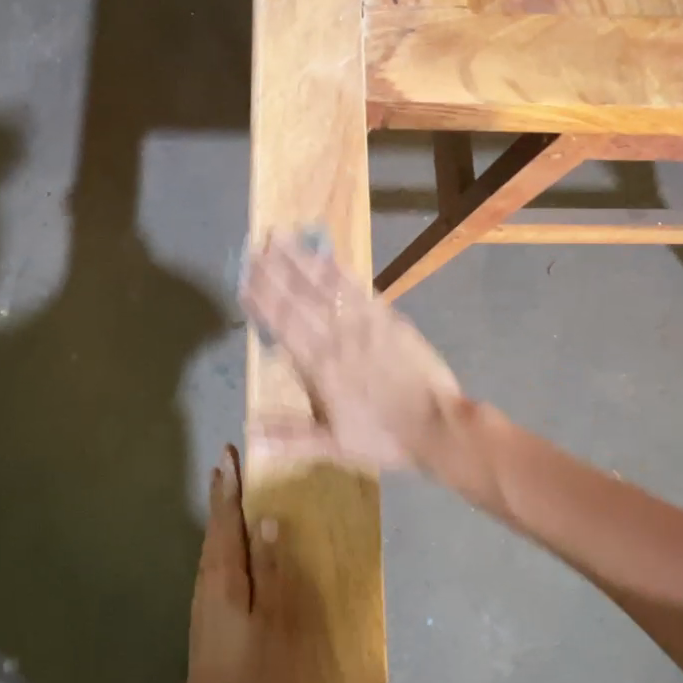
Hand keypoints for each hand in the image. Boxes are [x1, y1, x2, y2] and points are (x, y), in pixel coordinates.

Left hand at [181, 445, 283, 682]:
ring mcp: (204, 595)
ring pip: (214, 542)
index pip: (227, 518)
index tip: (228, 452)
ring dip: (223, 514)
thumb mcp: (270, 617)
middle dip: (223, 493)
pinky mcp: (207, 609)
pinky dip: (224, 538)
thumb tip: (269, 520)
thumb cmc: (250, 666)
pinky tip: (234, 541)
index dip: (229, 485)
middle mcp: (207, 577)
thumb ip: (271, 569)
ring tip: (231, 489)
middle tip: (228, 461)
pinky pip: (216, 559)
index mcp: (222, 573)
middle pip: (216, 525)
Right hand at [240, 232, 477, 485]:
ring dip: (302, 260)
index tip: (244, 281)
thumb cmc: (383, 437)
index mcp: (320, 366)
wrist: (437, 425)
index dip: (262, 301)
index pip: (283, 324)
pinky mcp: (388, 317)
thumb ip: (289, 435)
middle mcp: (337, 336)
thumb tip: (248, 431)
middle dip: (274, 271)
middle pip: (300, 297)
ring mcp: (365, 323)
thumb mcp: (332, 444)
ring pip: (326, 285)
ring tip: (282, 238)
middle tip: (255, 248)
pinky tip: (327, 257)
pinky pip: (358, 288)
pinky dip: (339, 270)